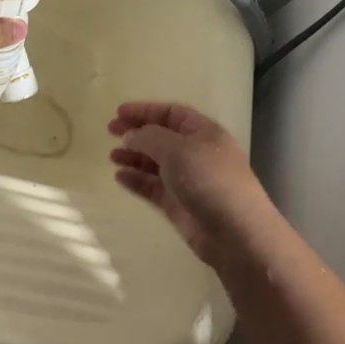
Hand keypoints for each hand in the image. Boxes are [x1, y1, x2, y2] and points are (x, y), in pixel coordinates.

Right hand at [108, 102, 272, 264]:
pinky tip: (119, 177)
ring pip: (155, 163)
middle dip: (136, 133)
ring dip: (134, 157)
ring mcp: (187, 180)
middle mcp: (195, 153)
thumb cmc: (209, 179)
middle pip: (161, 137)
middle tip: (110, 132)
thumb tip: (130, 135)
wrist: (234, 232)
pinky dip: (136, 181)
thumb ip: (149, 137)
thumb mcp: (177, 149)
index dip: (145, 111)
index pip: (171, 113)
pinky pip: (153, 187)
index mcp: (203, 132)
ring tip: (112, 157)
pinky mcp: (178, 205)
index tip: (118, 113)